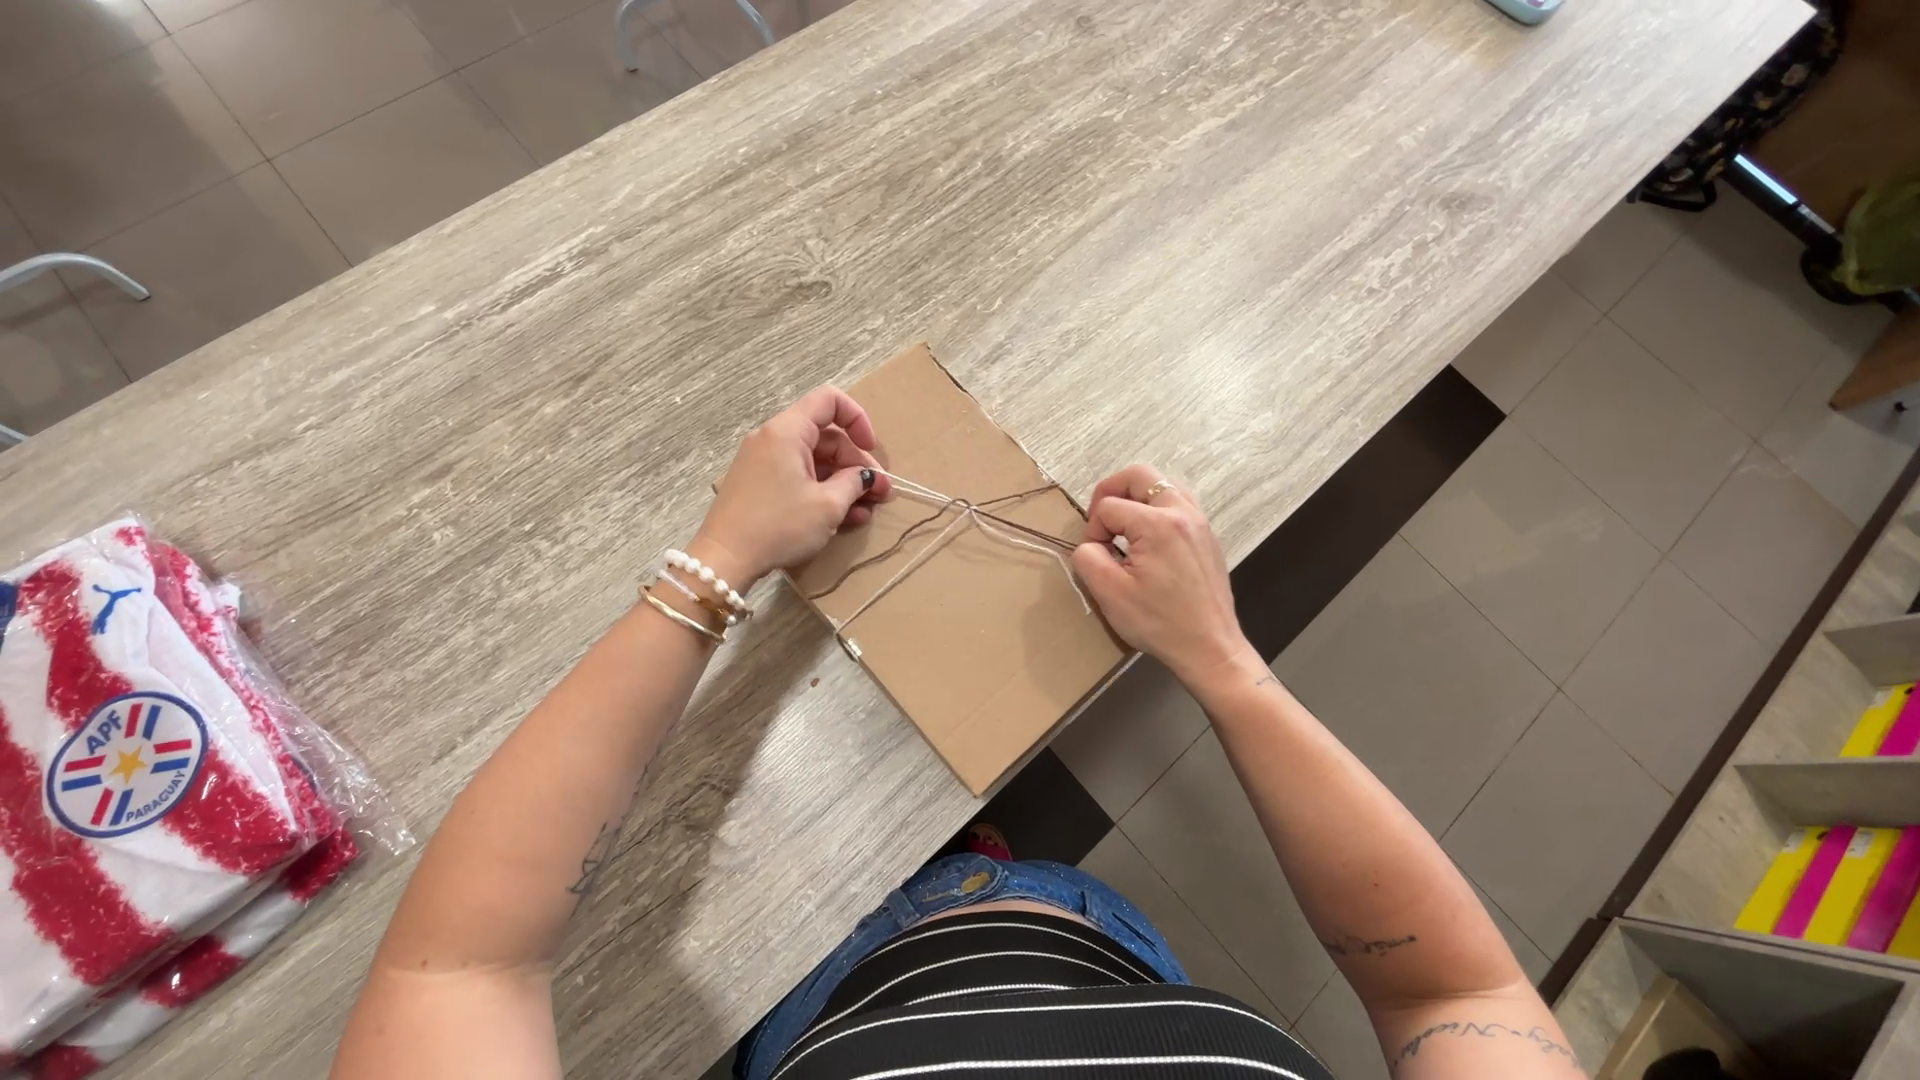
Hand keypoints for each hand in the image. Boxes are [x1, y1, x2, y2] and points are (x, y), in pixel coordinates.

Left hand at [691, 386, 892, 587]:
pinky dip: (824, 492)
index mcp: (788, 432)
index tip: (870, 450)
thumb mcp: (827, 506)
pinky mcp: (761, 486)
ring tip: (869, 510)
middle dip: (857, 464)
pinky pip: (800, 478)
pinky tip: (847, 517)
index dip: (858, 419)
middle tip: (882, 494)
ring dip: (845, 483)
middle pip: (826, 437)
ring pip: (816, 462)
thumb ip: (854, 483)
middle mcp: (774, 439)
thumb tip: (866, 476)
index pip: (830, 400)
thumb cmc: (779, 526)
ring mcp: (765, 463)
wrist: (725, 559)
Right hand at [1071, 465, 1253, 682]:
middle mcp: (1182, 512)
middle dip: (1111, 492)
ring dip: (1137, 497)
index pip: (1109, 506)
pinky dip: (1158, 508)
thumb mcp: (1109, 593)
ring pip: (1162, 484)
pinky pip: (1179, 502)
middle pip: (1139, 475)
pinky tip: (1149, 538)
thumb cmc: (1159, 623)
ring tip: (1124, 526)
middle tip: (1102, 521)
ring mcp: (1199, 521)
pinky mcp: (1207, 535)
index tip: (1097, 557)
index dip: (1093, 528)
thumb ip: (1088, 557)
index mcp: (1157, 525)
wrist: (1209, 647)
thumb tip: (1090, 544)